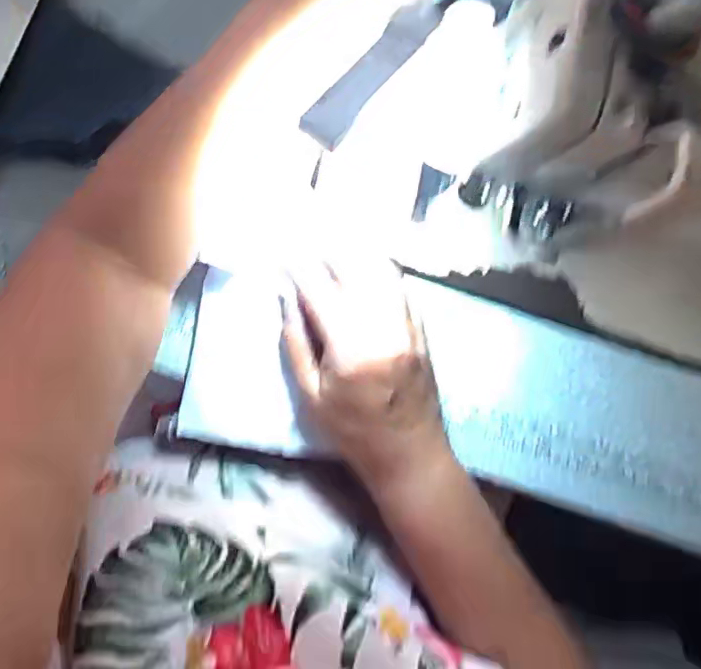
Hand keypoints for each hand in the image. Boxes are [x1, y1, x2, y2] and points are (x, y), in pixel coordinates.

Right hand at [280, 252, 454, 495]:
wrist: (411, 457)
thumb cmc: (353, 432)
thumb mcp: (311, 395)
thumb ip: (296, 342)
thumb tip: (287, 298)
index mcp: (352, 347)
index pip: (319, 289)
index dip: (297, 267)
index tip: (280, 254)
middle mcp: (383, 327)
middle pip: (353, 268)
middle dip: (324, 251)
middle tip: (302, 244)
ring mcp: (407, 325)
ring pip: (380, 269)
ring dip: (353, 253)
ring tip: (330, 247)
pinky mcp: (420, 329)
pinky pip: (399, 285)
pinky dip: (377, 269)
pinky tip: (360, 266)